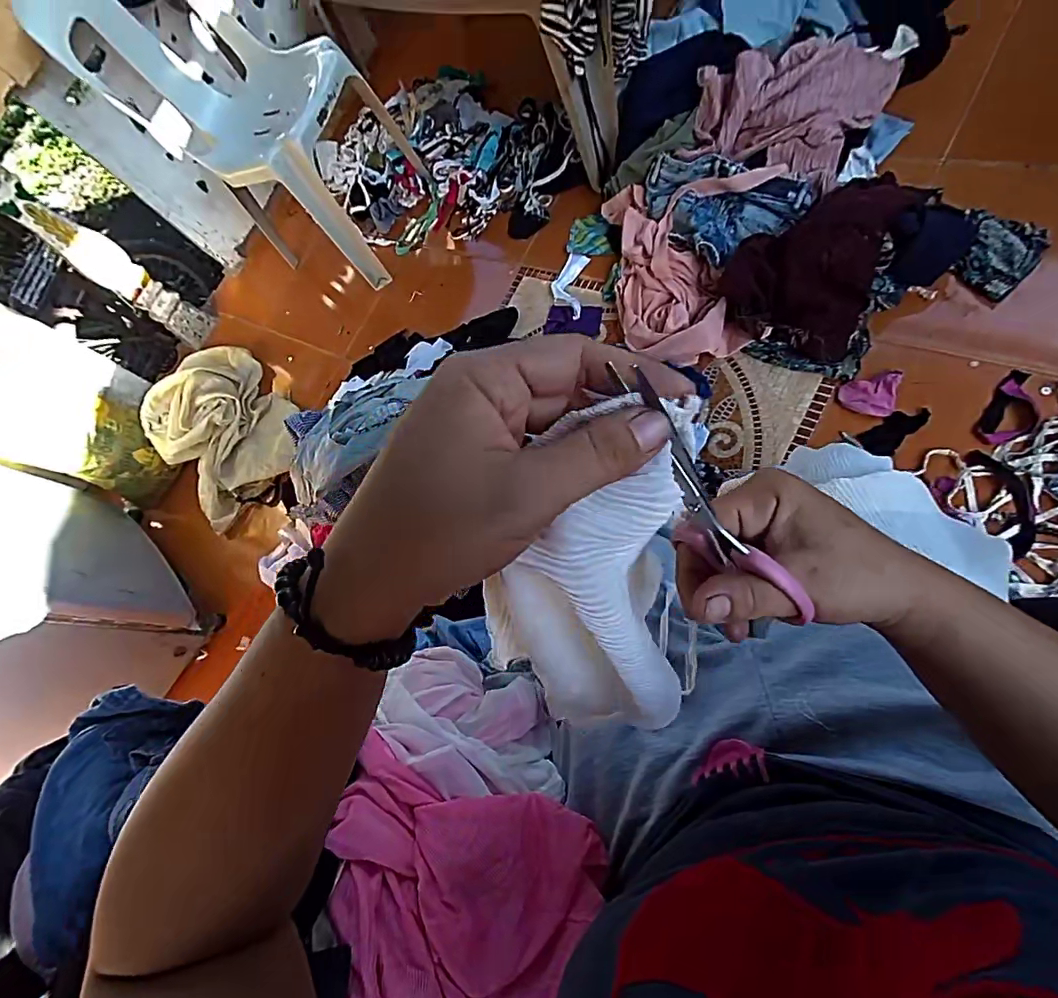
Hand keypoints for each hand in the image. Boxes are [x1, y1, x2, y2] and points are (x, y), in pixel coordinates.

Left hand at [314, 336, 692, 642]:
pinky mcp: (481, 454)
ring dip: (600, 436)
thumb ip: (597, 455)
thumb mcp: (529, 493)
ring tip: (651, 455)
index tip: (683, 398)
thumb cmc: (444, 531)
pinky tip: (605, 474)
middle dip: (621, 408)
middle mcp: (482, 388)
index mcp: (485, 378)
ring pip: (555, 418)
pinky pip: (537, 444)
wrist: (374, 581)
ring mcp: (480, 422)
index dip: (634, 373)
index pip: (574, 357)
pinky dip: (572, 458)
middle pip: (566, 385)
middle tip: (675, 435)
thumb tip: (660, 423)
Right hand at [674, 469, 935, 641]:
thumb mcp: (797, 588)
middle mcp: (758, 499)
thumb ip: (744, 595)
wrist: (899, 592)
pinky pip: (736, 567)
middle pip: (706, 541)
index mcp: (766, 492)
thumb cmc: (856, 577)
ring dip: (722, 596)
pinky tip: (747, 619)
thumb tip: (696, 606)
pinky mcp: (769, 543)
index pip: (704, 523)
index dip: (697, 565)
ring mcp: (764, 521)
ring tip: (739, 629)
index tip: (702, 607)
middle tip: (722, 623)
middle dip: (710, 585)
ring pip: (718, 559)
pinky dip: (737, 594)